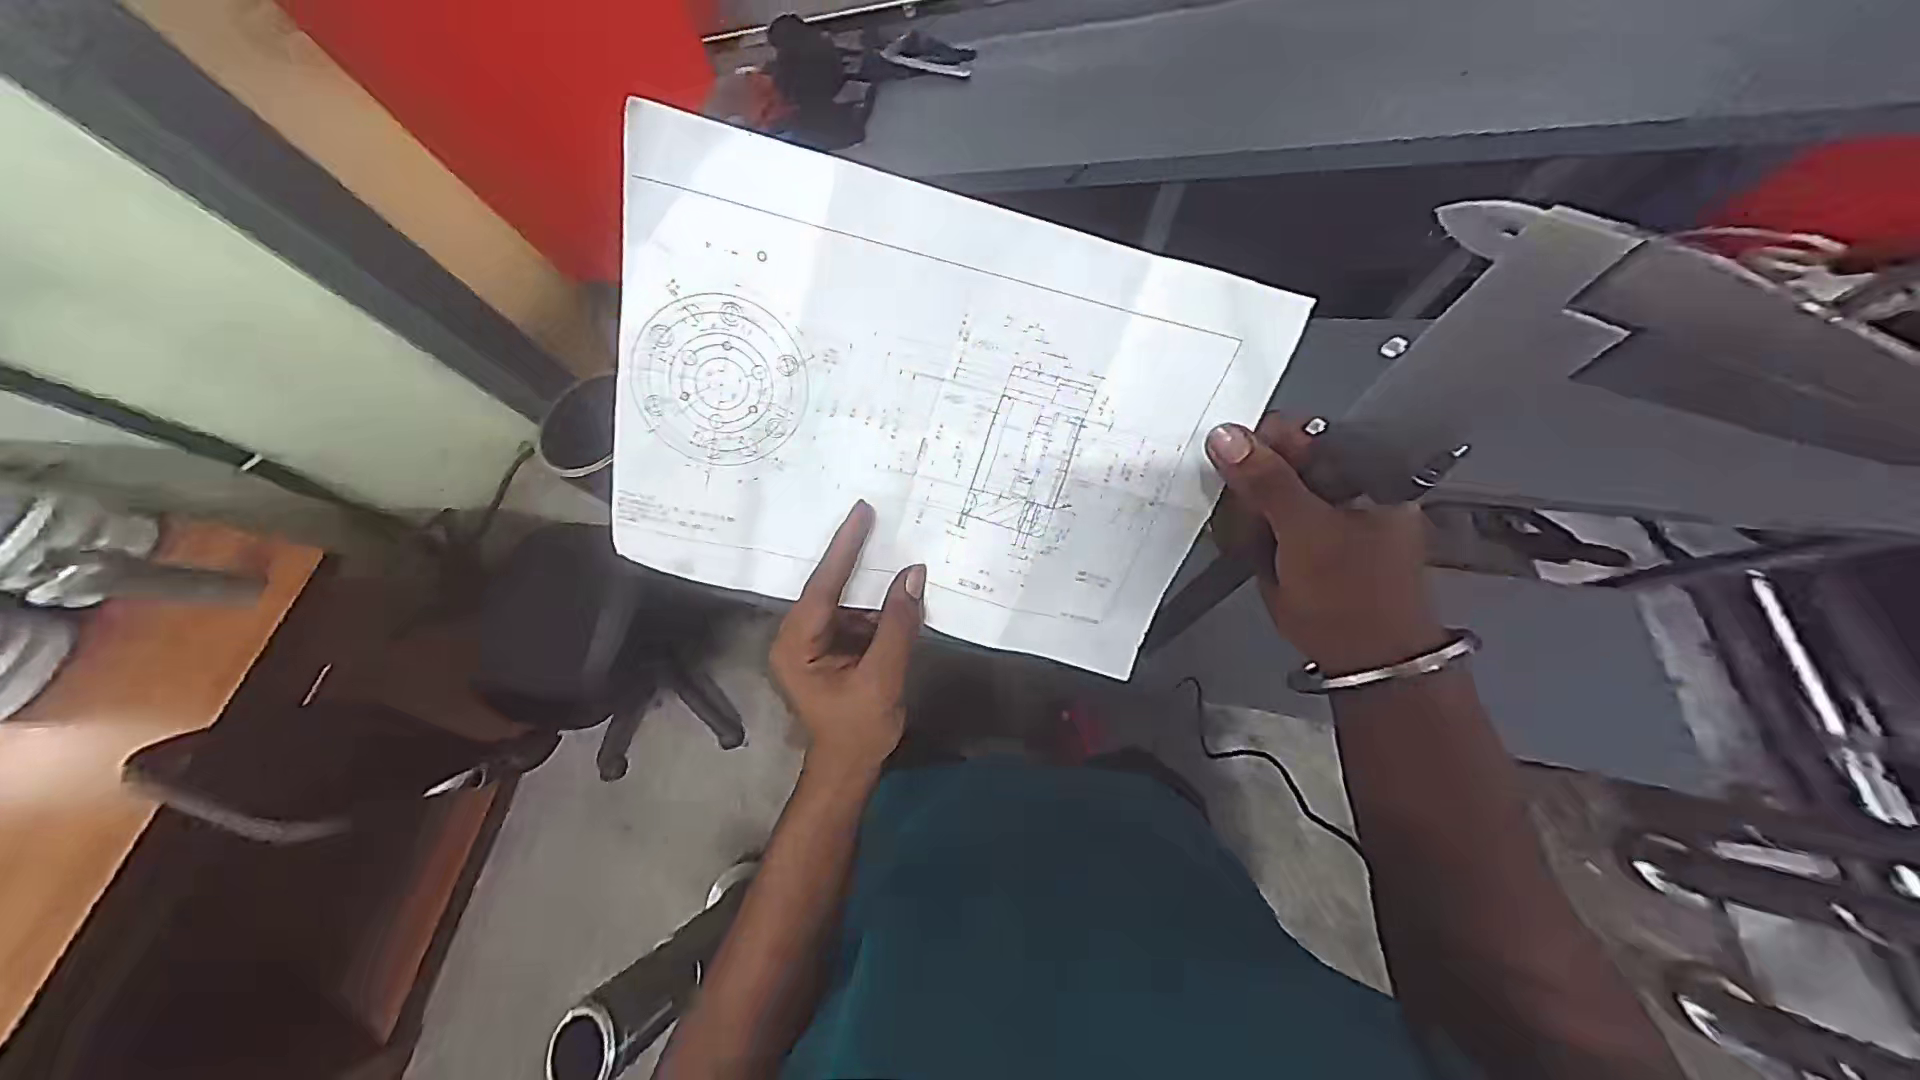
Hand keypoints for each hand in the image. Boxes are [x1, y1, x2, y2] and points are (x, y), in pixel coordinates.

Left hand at [770, 501, 925, 769]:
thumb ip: (897, 624)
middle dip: (857, 558)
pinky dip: (879, 609)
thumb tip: (912, 574)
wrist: (849, 766)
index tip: (862, 513)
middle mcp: (798, 636)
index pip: (822, 586)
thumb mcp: (881, 677)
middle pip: (830, 587)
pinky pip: (856, 615)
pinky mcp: (832, 647)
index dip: (845, 547)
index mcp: (796, 644)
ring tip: (899, 556)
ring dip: (874, 587)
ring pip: (847, 600)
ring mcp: (814, 641)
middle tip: (878, 517)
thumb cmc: (857, 729)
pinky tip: (900, 596)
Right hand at [1205, 414, 1446, 673]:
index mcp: (1360, 469)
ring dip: (1245, 516)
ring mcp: (1314, 512)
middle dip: (1250, 489)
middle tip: (1254, 522)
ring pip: (1259, 493)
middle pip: (1272, 462)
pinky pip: (1257, 519)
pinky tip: (1255, 552)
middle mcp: (1337, 484)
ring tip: (1259, 546)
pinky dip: (1247, 533)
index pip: (1298, 432)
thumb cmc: (1351, 594)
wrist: (1361, 658)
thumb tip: (1226, 437)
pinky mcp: (1294, 537)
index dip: (1260, 447)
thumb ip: (1267, 481)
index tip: (1236, 471)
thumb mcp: (1306, 531)